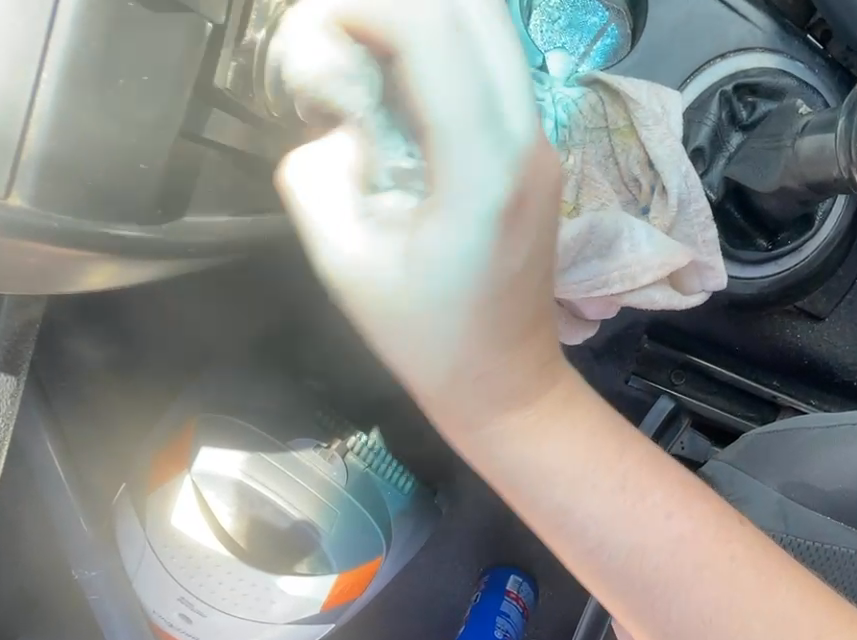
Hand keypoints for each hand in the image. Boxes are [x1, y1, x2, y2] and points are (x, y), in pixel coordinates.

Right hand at [274, 0, 569, 425]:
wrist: (508, 385)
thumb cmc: (428, 341)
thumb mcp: (344, 263)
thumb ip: (316, 168)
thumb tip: (336, 119)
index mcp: (484, 168)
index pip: (428, 21)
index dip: (356, 5)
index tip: (312, 49)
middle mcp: (528, 138)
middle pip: (469, 1)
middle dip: (389, 2)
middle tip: (338, 51)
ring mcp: (543, 142)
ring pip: (485, 23)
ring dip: (416, 21)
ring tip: (364, 73)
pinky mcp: (539, 152)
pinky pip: (491, 65)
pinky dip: (439, 52)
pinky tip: (400, 101)